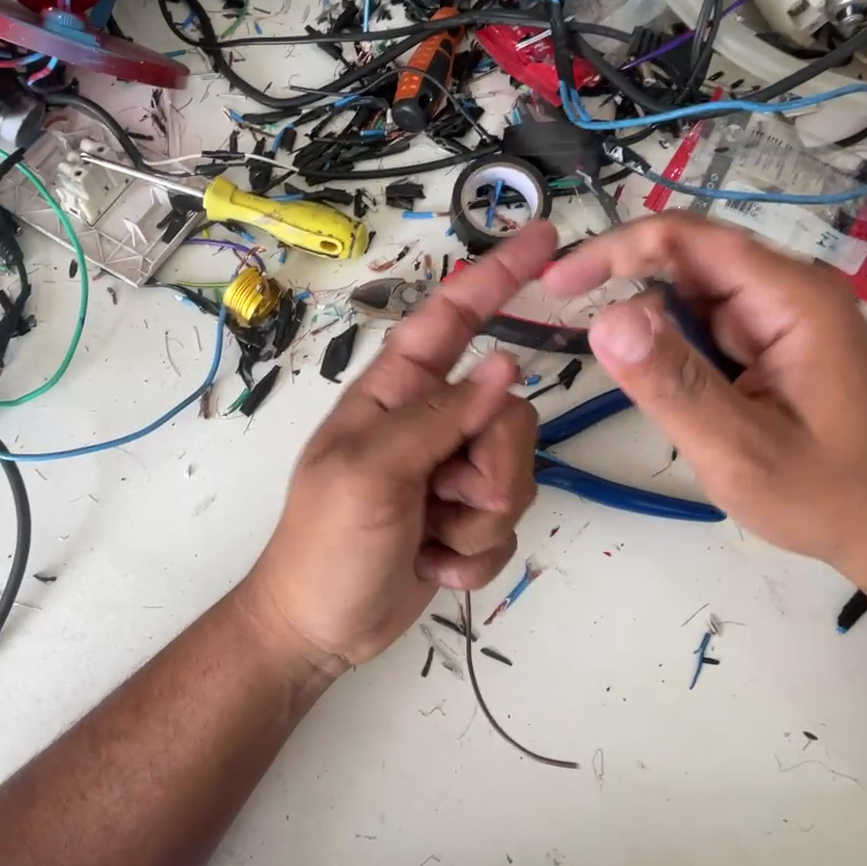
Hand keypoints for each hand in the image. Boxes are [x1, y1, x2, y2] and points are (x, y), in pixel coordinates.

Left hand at [241, 222, 556, 672]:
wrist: (320, 625)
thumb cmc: (324, 542)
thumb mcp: (370, 474)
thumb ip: (438, 418)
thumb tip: (505, 367)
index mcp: (396, 393)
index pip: (453, 320)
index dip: (498, 277)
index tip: (546, 239)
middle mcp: (433, 423)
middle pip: (511, 415)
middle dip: (490, 471)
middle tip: (440, 500)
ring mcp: (454, 472)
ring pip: (518, 474)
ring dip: (478, 523)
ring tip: (426, 538)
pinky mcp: (469, 519)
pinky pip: (510, 526)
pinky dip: (473, 557)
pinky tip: (430, 564)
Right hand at [542, 214, 866, 570]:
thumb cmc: (827, 497)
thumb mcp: (740, 451)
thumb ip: (674, 385)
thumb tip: (605, 319)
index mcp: (792, 301)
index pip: (688, 240)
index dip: (614, 251)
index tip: (556, 285)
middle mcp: (790, 292)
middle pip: (687, 260)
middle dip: (624, 286)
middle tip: (574, 330)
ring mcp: (785, 316)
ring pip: (692, 294)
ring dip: (652, 329)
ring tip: (648, 389)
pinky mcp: (776, 341)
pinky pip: (708, 324)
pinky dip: (673, 348)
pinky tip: (675, 392)